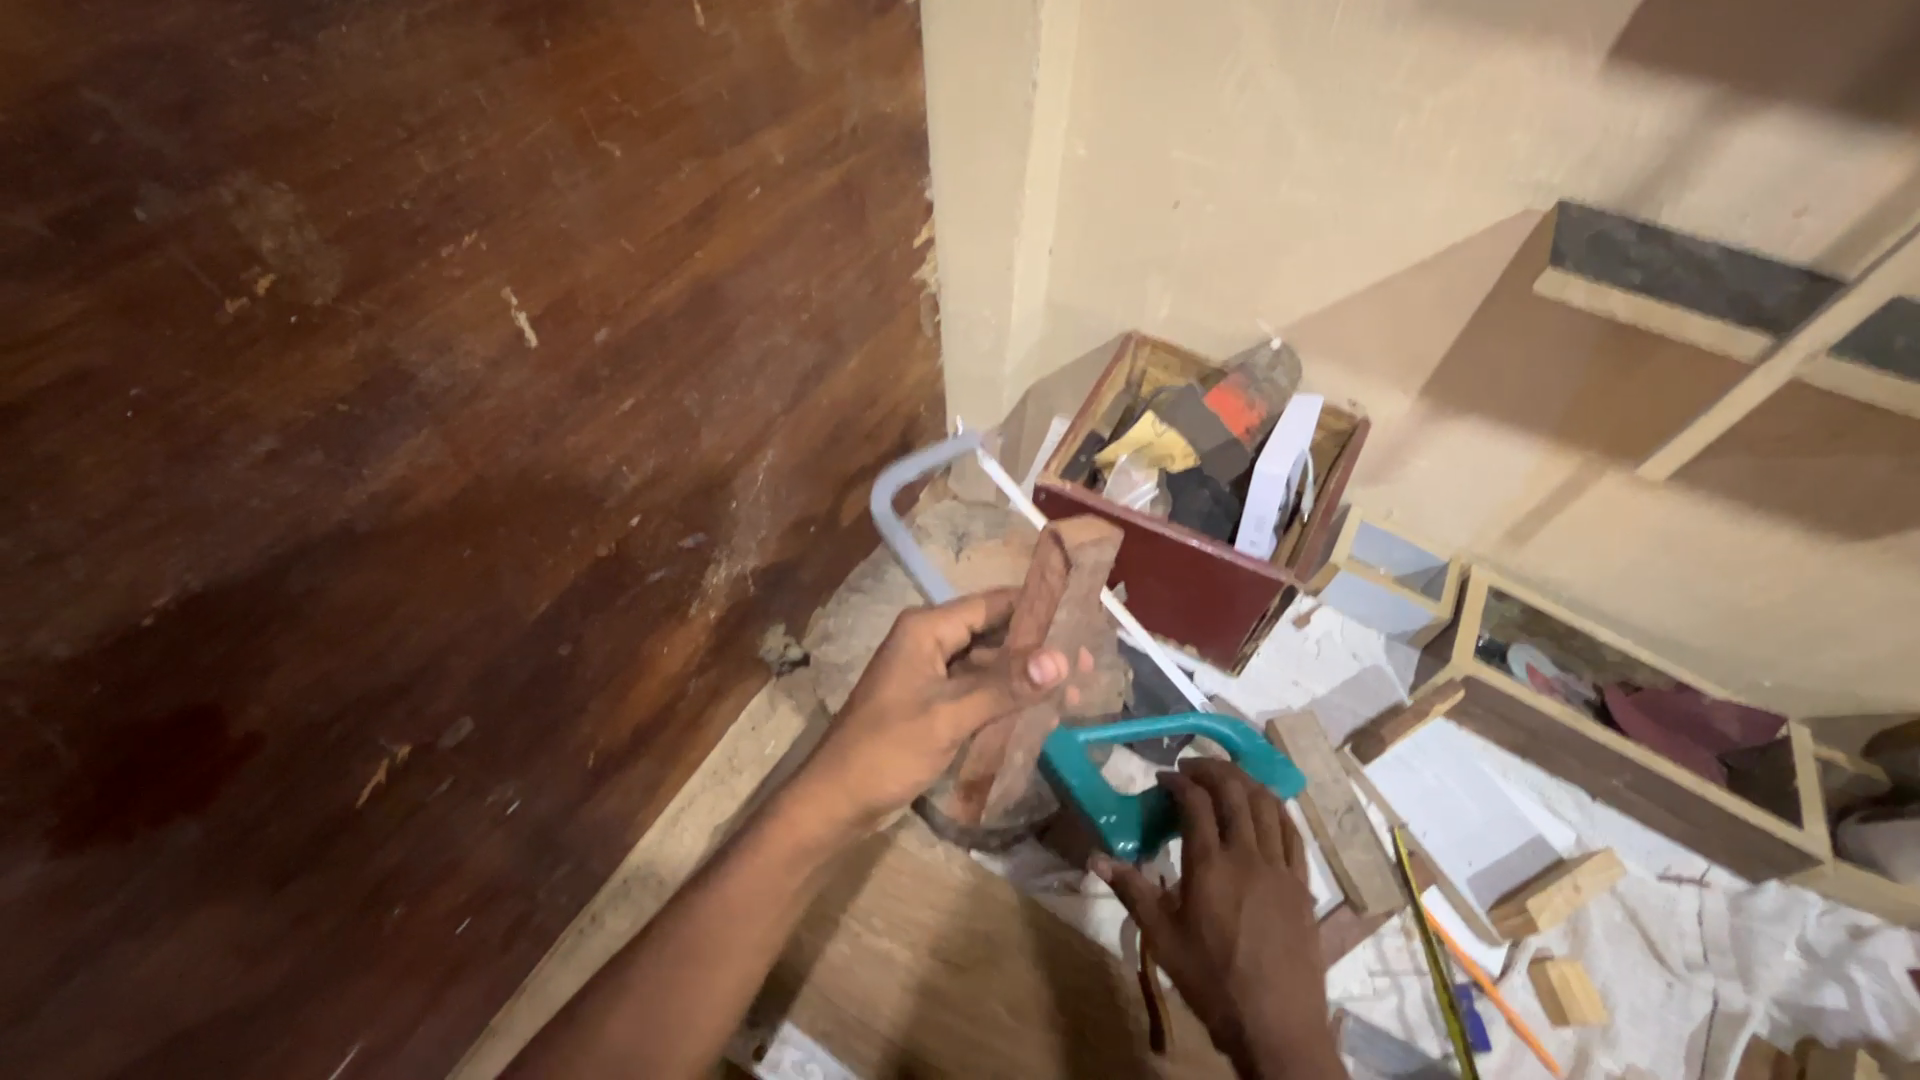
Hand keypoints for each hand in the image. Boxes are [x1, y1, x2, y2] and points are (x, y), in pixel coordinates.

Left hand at [789, 589, 1068, 837]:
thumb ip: (1005, 686)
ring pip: (989, 665)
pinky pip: (979, 691)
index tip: (1083, 613)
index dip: (1037, 606)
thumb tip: (1062, 657)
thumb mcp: (949, 716)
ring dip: (1027, 676)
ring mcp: (931, 674)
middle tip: (1089, 658)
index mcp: (927, 629)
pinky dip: (1008, 698)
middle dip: (1039, 646)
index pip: (993, 604)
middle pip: (994, 633)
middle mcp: (930, 642)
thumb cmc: (887, 750)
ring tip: (1078, 687)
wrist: (837, 801)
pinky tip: (1043, 710)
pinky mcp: (934, 704)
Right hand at [1093, 759, 1341, 1078]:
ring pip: (1268, 805)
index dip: (1178, 781)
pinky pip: (1292, 832)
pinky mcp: (1302, 885)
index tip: (1163, 778)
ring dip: (1245, 781)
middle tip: (1191, 767)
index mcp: (1210, 865)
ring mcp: (1281, 869)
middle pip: (1234, 792)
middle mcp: (1248, 856)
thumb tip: (1095, 857)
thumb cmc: (1211, 981)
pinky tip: (1265, 809)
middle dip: (1211, 770)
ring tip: (1226, 777)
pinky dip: (1276, 809)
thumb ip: (1132, 890)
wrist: (1275, 1025)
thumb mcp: (1162, 937)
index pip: (1195, 803)